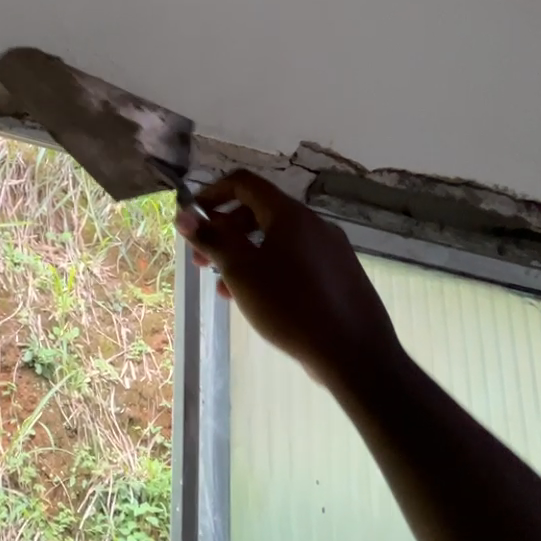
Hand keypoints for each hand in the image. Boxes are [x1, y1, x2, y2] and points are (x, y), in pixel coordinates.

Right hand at [176, 170, 400, 389]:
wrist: (357, 357)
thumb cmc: (291, 306)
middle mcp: (314, 225)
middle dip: (223, 231)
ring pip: (275, 238)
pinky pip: (294, 259)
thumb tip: (183, 215)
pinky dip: (267, 267)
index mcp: (290, 215)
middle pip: (258, 211)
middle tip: (201, 259)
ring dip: (242, 252)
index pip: (244, 183)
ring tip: (223, 285)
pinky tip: (255, 298)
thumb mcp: (240, 271)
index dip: (212, 194)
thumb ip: (210, 238)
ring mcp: (331, 250)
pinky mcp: (340, 275)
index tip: (192, 220)